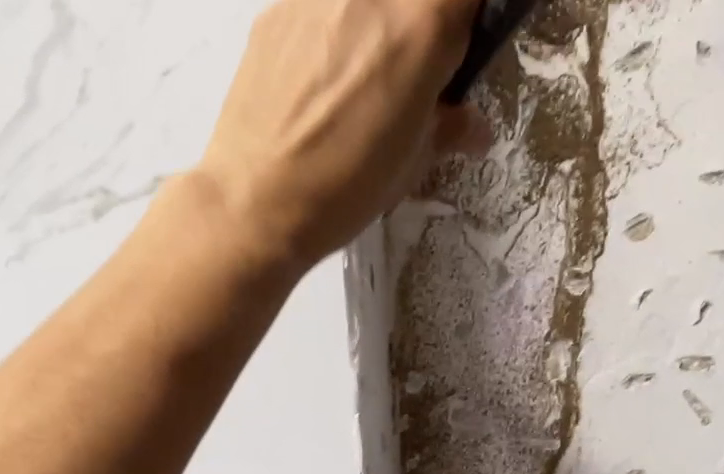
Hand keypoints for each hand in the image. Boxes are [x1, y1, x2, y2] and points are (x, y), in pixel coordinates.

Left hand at [191, 0, 492, 269]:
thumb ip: (448, 125)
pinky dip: (330, 33)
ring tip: (354, 81)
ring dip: (370, 29)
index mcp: (424, 25)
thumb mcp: (413, 163)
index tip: (457, 50)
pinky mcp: (276, 10)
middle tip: (405, 75)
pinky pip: (321, 7)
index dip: (466, 22)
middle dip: (417, 26)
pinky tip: (316, 84)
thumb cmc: (341, 189)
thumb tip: (468, 124)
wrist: (256, 203)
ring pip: (364, 3)